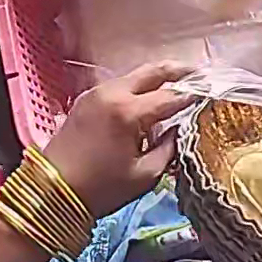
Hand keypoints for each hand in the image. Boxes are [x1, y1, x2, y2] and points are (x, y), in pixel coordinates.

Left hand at [42, 63, 195, 216]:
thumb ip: (169, 148)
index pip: (171, 96)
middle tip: (199, 73)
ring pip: (134, 76)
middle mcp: (112, 93)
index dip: (193, 96)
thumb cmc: (101, 189)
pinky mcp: (86, 99)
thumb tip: (181, 129)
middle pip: (152, 72)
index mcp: (128, 112)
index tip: (210, 95)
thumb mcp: (145, 175)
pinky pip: (119, 86)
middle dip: (178, 71)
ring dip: (157, 79)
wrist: (51, 191)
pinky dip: (138, 88)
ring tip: (177, 86)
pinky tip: (148, 100)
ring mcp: (96, 93)